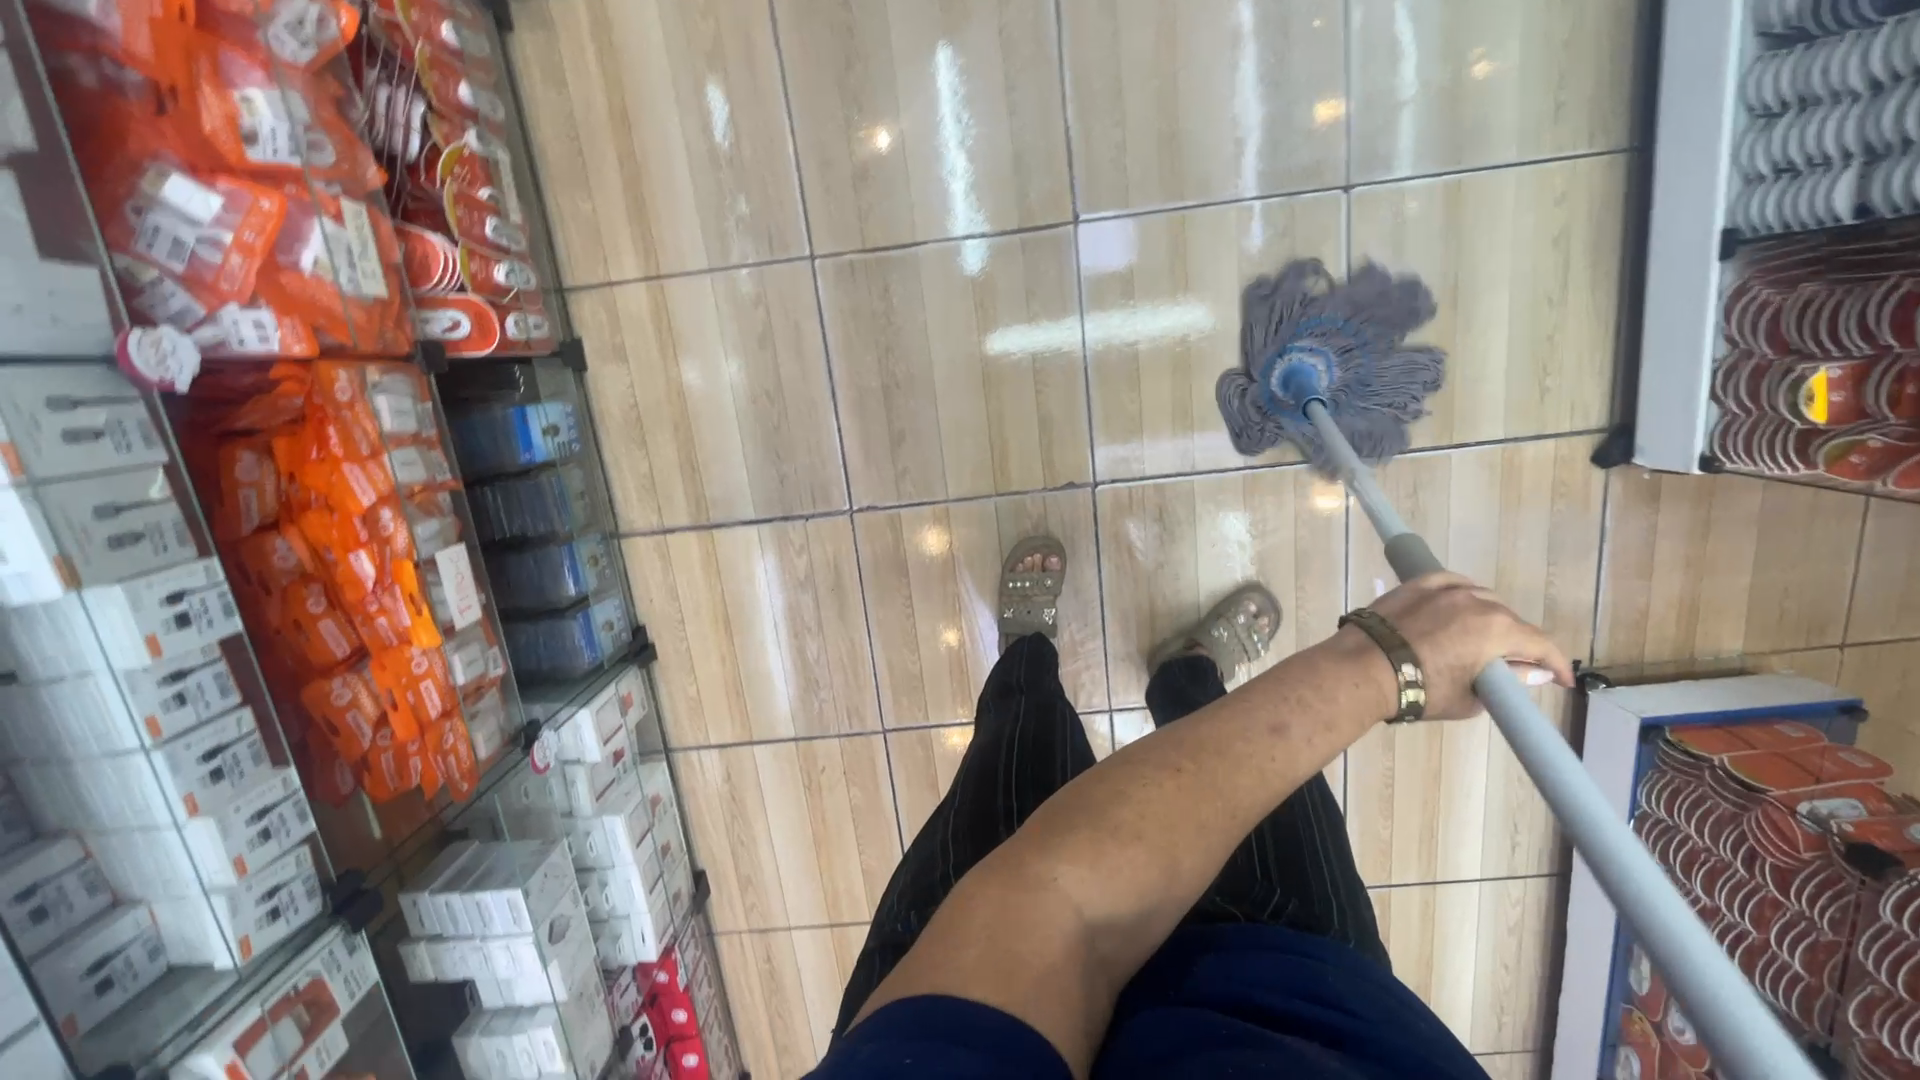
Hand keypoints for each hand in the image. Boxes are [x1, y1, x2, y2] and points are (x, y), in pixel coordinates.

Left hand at [1344, 572, 1575, 721]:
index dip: (1555, 664)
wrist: (1362, 668)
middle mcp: (1476, 601)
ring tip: (1481, 637)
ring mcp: (1443, 589)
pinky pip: (1449, 583)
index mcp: (1497, 629)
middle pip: (1509, 620)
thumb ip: (1506, 682)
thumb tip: (1533, 672)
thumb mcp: (1471, 697)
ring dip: (1488, 616)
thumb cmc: (1419, 689)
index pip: (1540, 645)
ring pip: (1480, 598)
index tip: (1561, 679)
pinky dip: (1460, 594)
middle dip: (1516, 641)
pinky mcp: (1414, 585)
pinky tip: (1458, 605)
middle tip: (1511, 661)